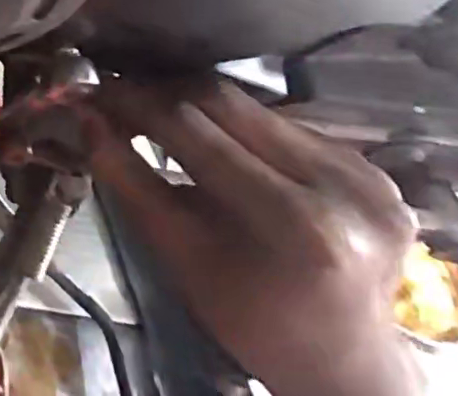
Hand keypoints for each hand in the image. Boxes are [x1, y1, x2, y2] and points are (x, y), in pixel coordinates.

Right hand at [84, 79, 420, 395]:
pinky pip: (279, 122)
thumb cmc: (251, 321)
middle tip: (119, 98)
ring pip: (250, 105)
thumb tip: (88, 115)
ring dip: (194, 104)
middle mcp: (339, 183)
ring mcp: (363, 171)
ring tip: (156, 115)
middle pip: (222, 100)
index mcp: (292, 222)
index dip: (133, 100)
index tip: (94, 91)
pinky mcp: (370, 165)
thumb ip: (127, 178)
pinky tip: (214, 140)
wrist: (347, 365)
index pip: (190, 125)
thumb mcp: (178, 255)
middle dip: (159, 93)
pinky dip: (234, 124)